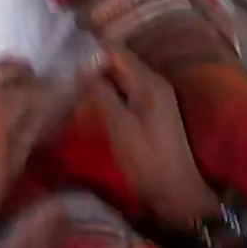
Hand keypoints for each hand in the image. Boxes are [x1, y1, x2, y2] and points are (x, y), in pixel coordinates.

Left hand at [0, 57, 62, 212]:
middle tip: (33, 87)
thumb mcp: (19, 157)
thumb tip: (46, 110)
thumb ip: (33, 127)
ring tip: (4, 89)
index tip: (59, 94)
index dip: (50, 91)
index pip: (35, 88)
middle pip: (7, 67)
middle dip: (23, 74)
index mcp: (3, 103)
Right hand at [82, 50, 219, 227]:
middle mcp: (155, 82)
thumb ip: (100, 92)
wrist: (177, 194)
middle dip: (95, 68)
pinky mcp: (155, 111)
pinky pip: (128, 90)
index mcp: (148, 82)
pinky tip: (95, 104)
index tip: (69, 64)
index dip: (92, 55)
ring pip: (123, 77)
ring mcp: (157, 96)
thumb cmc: (146, 160)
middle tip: (69, 79)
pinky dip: (112, 93)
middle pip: (120, 63)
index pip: (116, 52)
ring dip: (102, 81)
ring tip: (77, 90)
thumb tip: (80, 66)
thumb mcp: (118, 125)